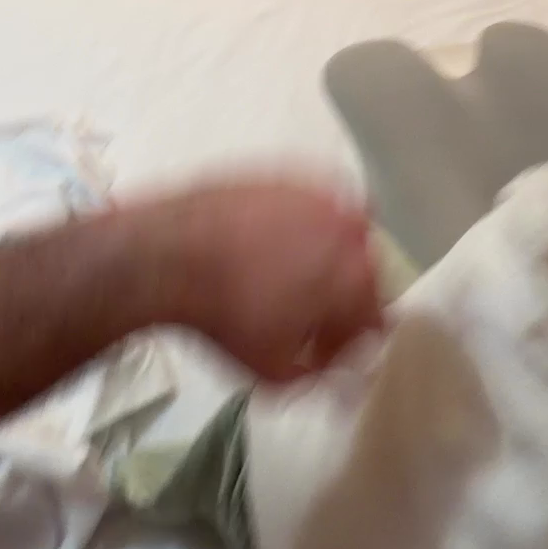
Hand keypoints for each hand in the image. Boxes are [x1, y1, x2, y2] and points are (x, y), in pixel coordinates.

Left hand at [126, 178, 382, 381]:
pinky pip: (311, 202)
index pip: (374, 319)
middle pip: (360, 271)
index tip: (321, 348)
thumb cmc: (227, 317)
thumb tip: (339, 371)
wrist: (173, 251)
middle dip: (338, 296)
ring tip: (281, 275)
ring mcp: (320, 194)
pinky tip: (271, 239)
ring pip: (339, 233)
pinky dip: (301, 222)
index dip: (348, 340)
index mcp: (357, 280)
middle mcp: (352, 230)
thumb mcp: (275, 371)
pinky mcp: (288, 173)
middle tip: (302, 314)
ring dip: (322, 257)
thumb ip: (321, 375)